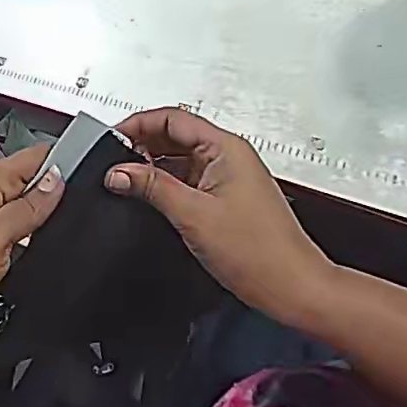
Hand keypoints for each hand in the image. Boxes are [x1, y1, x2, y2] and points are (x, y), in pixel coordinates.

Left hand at [0, 145, 65, 324]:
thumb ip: (27, 207)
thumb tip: (57, 181)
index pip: (39, 154)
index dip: (67, 160)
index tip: (89, 177)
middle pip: (38, 177)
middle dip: (60, 191)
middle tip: (76, 212)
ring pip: (32, 202)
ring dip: (48, 214)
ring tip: (57, 230)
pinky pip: (21, 224)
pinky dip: (34, 232)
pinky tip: (40, 244)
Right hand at [104, 107, 336, 323]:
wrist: (294, 288)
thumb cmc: (262, 253)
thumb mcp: (193, 214)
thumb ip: (151, 187)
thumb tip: (119, 172)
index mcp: (226, 148)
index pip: (171, 118)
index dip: (138, 124)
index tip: (113, 137)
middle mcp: (228, 156)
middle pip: (174, 135)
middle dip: (141, 144)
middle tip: (114, 161)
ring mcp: (227, 176)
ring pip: (178, 158)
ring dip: (151, 166)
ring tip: (127, 180)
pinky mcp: (224, 196)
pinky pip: (186, 179)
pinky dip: (164, 183)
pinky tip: (149, 196)